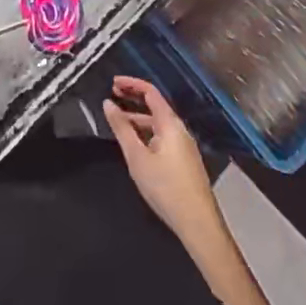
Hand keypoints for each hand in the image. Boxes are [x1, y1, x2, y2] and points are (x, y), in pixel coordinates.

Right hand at [104, 76, 222, 240]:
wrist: (197, 222)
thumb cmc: (165, 187)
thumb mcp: (136, 156)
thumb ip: (121, 128)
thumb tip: (108, 104)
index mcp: (170, 124)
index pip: (151, 92)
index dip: (131, 84)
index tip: (113, 82)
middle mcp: (180, 130)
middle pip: (155, 105)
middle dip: (133, 98)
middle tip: (112, 95)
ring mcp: (183, 145)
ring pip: (158, 123)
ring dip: (138, 116)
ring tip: (117, 119)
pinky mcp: (184, 160)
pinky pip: (162, 135)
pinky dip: (146, 130)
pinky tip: (134, 141)